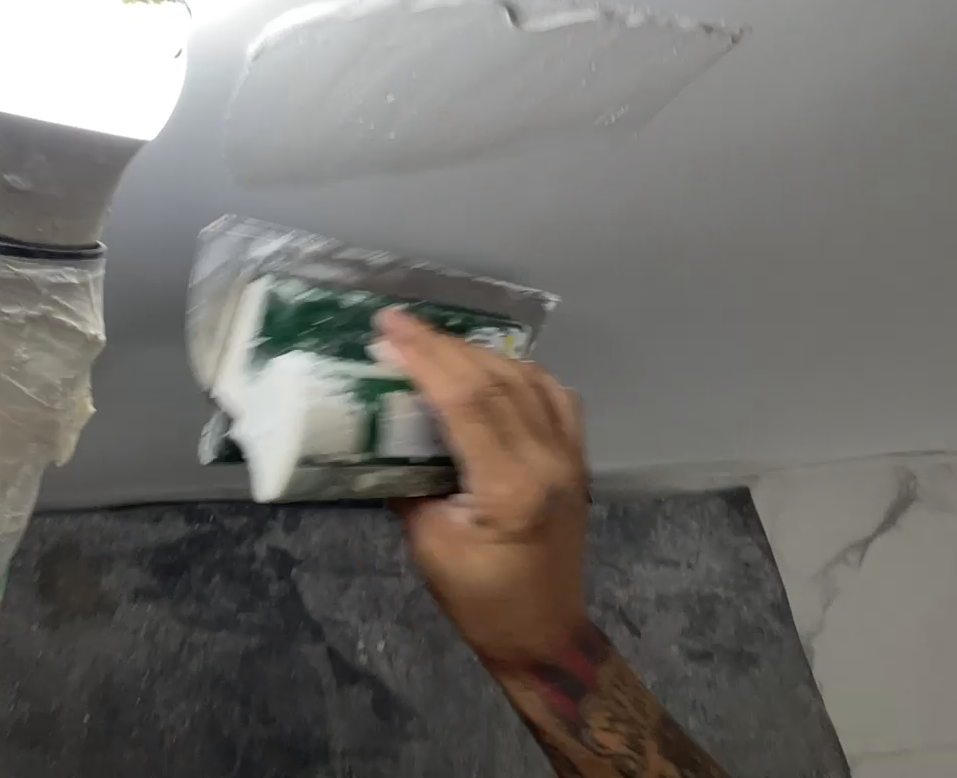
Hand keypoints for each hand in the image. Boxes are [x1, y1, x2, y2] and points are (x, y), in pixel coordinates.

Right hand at [374, 308, 590, 664]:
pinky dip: (515, 369)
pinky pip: (551, 392)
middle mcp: (548, 460)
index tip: (388, 327)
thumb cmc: (479, 599)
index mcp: (510, 488)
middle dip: (439, 343)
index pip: (464, 401)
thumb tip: (379, 425)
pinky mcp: (577, 455)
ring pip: (523, 377)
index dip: (424, 356)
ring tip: (430, 341)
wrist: (544, 632)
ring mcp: (570, 454)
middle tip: (397, 324)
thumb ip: (407, 478)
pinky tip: (487, 366)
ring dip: (473, 351)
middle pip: (492, 379)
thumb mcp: (426, 542)